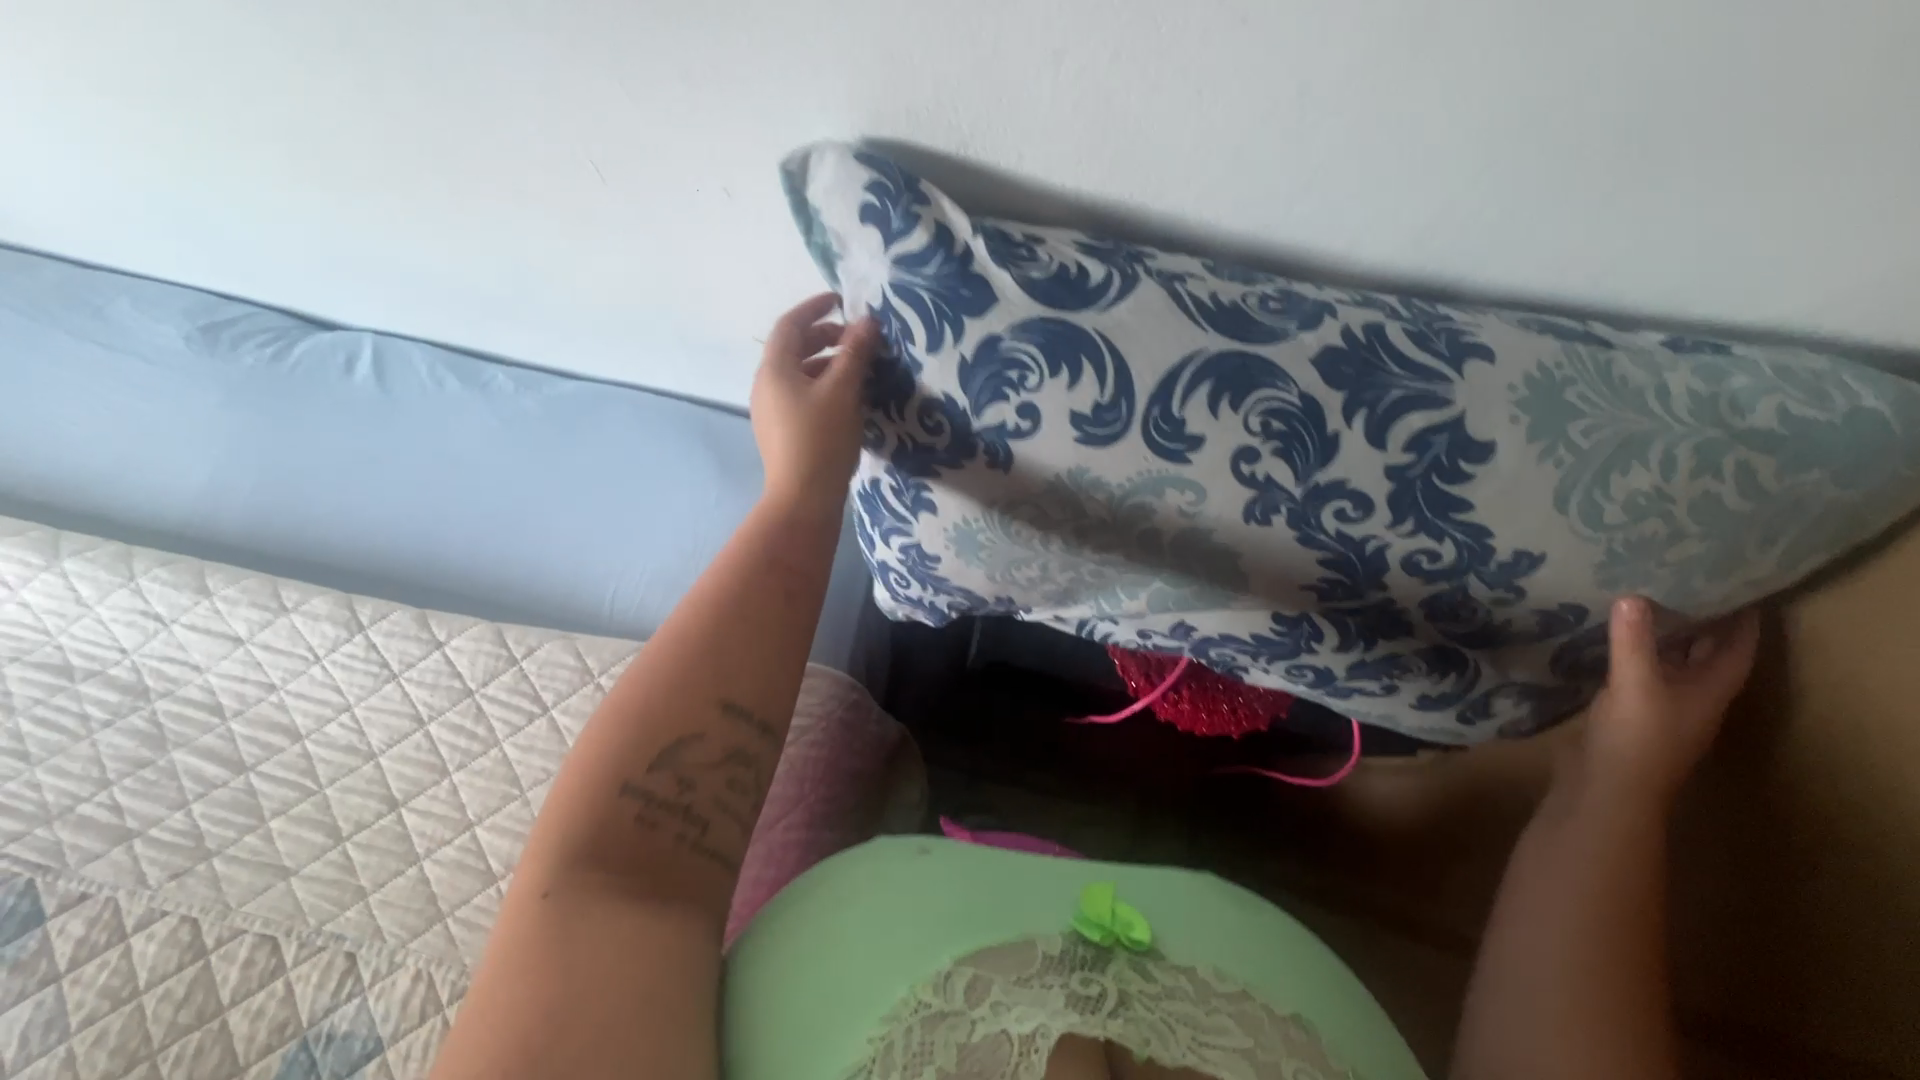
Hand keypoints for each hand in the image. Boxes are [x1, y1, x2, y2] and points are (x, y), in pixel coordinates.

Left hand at [750, 293, 878, 515]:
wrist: (803, 498)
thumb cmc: (821, 439)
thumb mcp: (843, 390)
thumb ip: (855, 352)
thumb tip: (867, 322)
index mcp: (774, 369)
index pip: (790, 324)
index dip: (815, 308)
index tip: (840, 301)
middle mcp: (766, 386)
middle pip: (793, 349)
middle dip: (824, 337)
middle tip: (856, 339)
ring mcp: (771, 411)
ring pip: (798, 374)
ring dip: (827, 364)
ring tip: (858, 369)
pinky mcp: (781, 433)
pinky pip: (801, 396)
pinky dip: (822, 386)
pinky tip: (847, 400)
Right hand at [1576, 596, 1760, 806]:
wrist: (1606, 788)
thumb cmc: (1636, 737)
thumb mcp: (1636, 684)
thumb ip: (1633, 641)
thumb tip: (1632, 595)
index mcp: (1710, 690)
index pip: (1737, 648)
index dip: (1743, 619)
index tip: (1737, 584)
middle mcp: (1691, 695)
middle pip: (1704, 654)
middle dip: (1700, 621)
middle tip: (1683, 583)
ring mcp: (1658, 705)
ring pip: (1668, 663)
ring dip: (1662, 637)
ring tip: (1646, 600)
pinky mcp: (1627, 711)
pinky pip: (1636, 672)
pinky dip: (1630, 653)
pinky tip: (1611, 637)